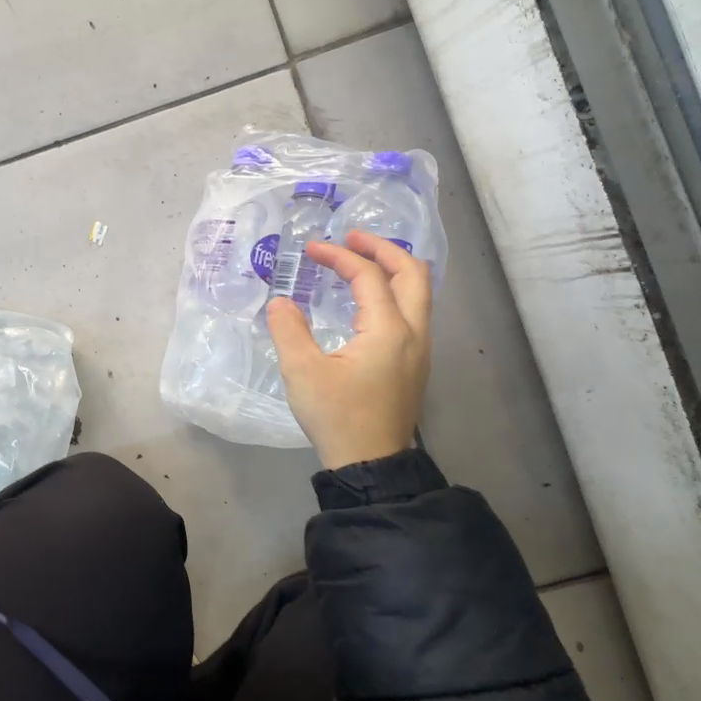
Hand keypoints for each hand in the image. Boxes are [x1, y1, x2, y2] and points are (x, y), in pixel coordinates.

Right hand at [266, 230, 431, 469]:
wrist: (369, 462)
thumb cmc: (337, 416)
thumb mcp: (302, 372)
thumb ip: (289, 330)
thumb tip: (281, 302)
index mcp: (388, 330)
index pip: (369, 276)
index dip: (340, 256)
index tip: (311, 248)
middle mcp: (413, 333)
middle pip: (413, 274)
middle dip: (383, 249)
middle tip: (350, 238)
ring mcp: (419, 349)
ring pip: (418, 293)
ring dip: (392, 270)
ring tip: (360, 263)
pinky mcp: (413, 364)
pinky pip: (412, 312)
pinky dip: (392, 292)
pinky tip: (366, 301)